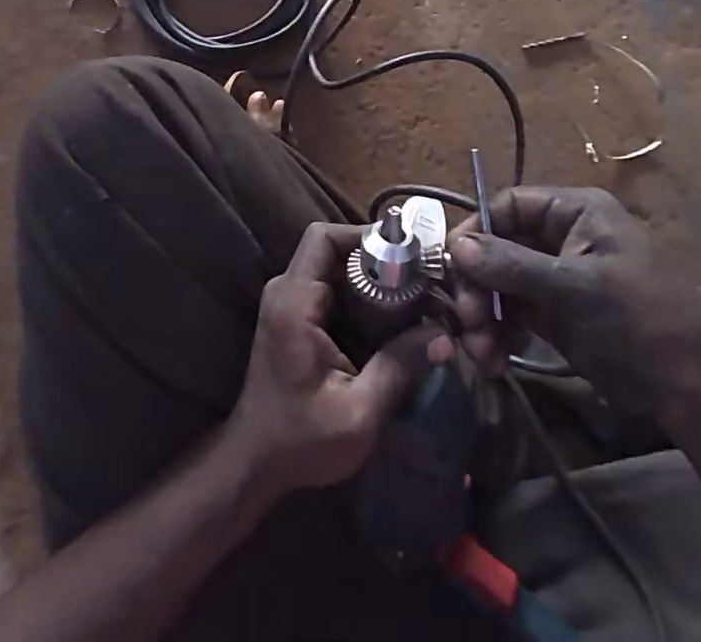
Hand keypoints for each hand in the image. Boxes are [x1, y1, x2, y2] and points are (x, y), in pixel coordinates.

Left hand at [229, 223, 455, 494]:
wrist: (255, 464)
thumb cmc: (299, 441)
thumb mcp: (358, 413)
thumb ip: (399, 368)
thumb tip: (445, 336)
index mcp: (294, 304)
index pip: (325, 238)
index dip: (366, 235)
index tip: (409, 256)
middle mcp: (289, 293)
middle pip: (339, 250)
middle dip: (385, 262)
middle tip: (427, 284)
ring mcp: (293, 305)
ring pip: (342, 270)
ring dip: (381, 281)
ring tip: (423, 302)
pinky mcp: (301, 320)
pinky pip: (340, 291)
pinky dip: (371, 299)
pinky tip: (402, 322)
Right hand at [449, 186, 700, 415]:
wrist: (692, 386)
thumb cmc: (639, 319)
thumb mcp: (575, 288)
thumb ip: (512, 265)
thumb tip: (455, 246)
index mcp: (576, 212)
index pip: (511, 204)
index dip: (478, 229)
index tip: (450, 264)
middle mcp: (562, 238)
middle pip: (499, 246)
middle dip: (478, 284)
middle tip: (466, 319)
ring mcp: (556, 279)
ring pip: (500, 284)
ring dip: (483, 316)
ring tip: (481, 352)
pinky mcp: (554, 316)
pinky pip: (512, 315)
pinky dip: (498, 334)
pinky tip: (494, 361)